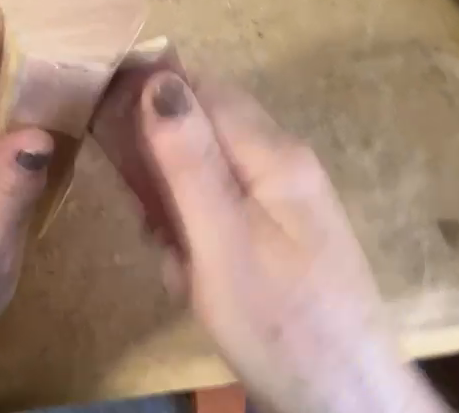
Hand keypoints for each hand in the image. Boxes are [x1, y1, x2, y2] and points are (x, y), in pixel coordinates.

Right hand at [136, 72, 447, 412]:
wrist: (349, 406)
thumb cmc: (279, 324)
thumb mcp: (220, 240)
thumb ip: (187, 158)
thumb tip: (157, 79)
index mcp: (272, 152)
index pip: (199, 87)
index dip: (150, 95)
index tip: (109, 128)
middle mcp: (283, 160)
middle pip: (200, 124)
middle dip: (160, 161)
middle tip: (146, 214)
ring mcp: (284, 197)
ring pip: (204, 168)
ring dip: (173, 202)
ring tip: (172, 253)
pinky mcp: (280, 230)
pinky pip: (219, 204)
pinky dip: (194, 229)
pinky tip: (191, 270)